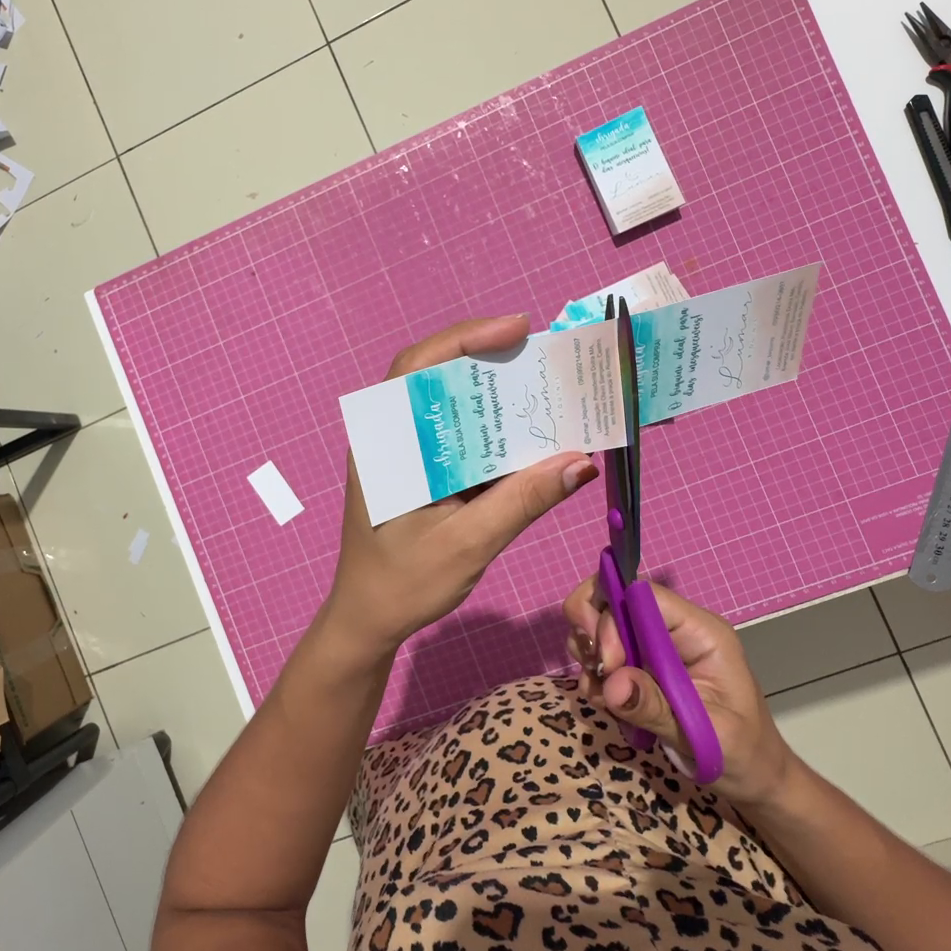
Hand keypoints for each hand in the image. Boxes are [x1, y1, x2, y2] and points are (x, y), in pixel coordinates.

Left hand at [323, 317, 598, 655]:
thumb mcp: (466, 544)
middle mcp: (393, 440)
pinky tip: (535, 442)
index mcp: (385, 445)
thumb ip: (521, 501)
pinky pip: (464, 444)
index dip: (465, 338)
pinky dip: (498, 440)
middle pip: (441, 380)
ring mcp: (409, 458)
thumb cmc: (403, 584)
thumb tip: (581, 462)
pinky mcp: (425, 477)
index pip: (416, 367)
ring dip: (501, 403)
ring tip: (552, 395)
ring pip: (456, 411)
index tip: (518, 328)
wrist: (369, 622)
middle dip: (494, 364)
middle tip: (549, 361)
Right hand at [565, 577, 795, 805]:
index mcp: (700, 633)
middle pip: (612, 599)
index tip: (606, 664)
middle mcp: (673, 630)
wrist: (754, 778)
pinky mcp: (640, 665)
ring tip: (603, 697)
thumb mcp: (707, 736)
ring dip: (589, 658)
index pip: (642, 595)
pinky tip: (607, 704)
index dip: (612, 619)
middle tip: (597, 676)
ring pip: (600, 625)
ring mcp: (654, 646)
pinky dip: (593, 676)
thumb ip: (656, 708)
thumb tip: (611, 684)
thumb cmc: (744, 754)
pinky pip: (601, 655)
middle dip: (592, 634)